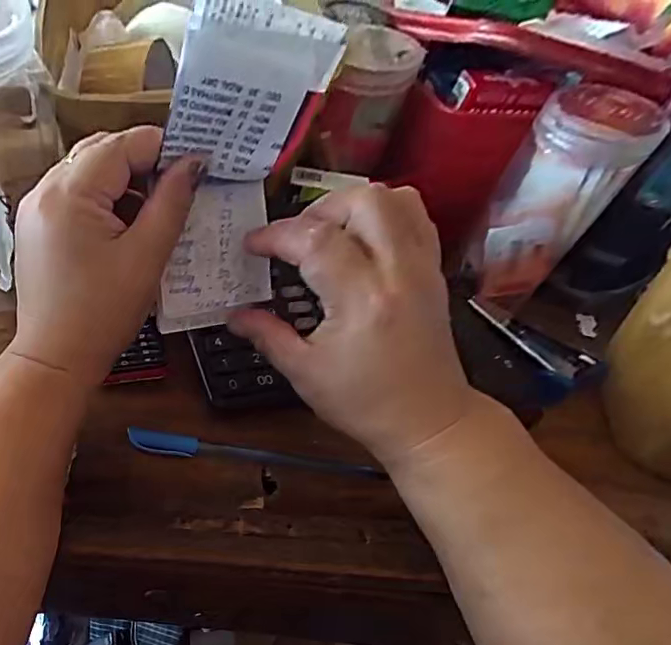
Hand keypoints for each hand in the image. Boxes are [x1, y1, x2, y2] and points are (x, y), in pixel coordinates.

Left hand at [9, 126, 201, 386]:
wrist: (55, 358)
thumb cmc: (103, 314)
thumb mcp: (146, 258)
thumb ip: (170, 205)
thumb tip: (192, 164)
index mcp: (70, 191)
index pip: (122, 144)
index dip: (161, 149)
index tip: (193, 166)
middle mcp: (44, 189)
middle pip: (100, 152)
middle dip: (141, 166)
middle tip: (176, 193)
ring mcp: (34, 208)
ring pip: (87, 175)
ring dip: (122, 186)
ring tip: (150, 220)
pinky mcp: (34, 230)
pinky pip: (73, 199)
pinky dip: (101, 205)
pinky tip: (121, 235)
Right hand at [228, 184, 482, 466]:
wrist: (426, 421)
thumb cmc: (365, 405)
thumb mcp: (306, 375)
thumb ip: (269, 337)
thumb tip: (236, 315)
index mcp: (361, 301)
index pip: (315, 240)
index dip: (277, 235)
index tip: (255, 245)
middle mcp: (397, 273)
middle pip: (362, 200)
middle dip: (319, 209)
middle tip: (297, 238)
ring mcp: (422, 268)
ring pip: (395, 198)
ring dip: (355, 205)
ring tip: (331, 234)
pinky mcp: (434, 273)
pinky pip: (416, 218)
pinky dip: (387, 215)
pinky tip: (364, 241)